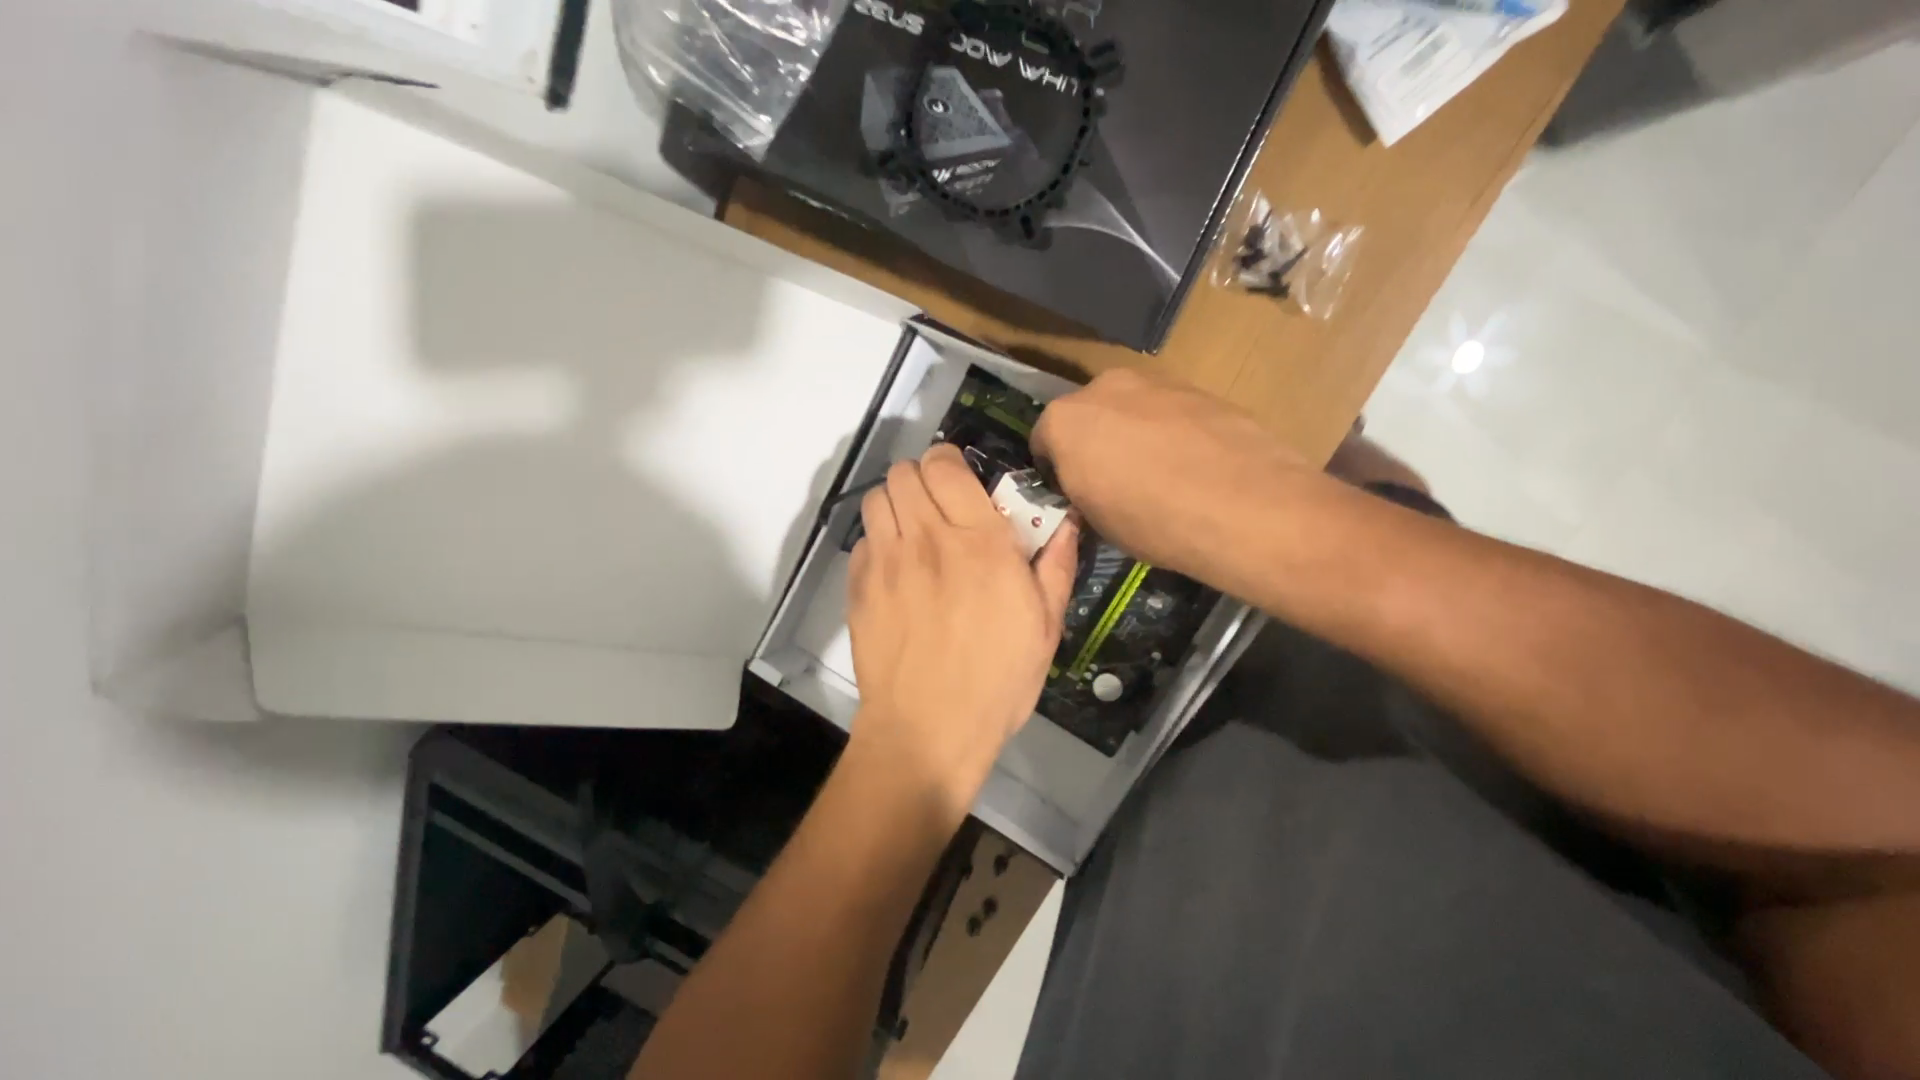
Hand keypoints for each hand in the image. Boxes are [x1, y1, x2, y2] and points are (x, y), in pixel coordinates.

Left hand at [846, 444, 1079, 812]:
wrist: (928, 729)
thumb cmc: (998, 681)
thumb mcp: (1046, 627)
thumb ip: (1055, 566)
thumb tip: (1067, 522)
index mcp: (979, 541)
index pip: (945, 464)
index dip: (950, 462)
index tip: (962, 481)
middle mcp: (927, 539)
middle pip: (904, 472)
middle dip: (922, 479)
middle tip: (939, 508)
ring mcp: (886, 562)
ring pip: (877, 498)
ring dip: (896, 505)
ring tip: (913, 533)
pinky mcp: (858, 587)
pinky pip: (862, 540)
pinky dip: (877, 543)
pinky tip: (895, 571)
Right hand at [1031, 369, 1308, 580]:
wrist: (1242, 503)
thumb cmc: (1151, 518)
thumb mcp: (1097, 521)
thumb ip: (1081, 490)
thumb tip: (1090, 486)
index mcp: (1064, 420)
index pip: (1043, 442)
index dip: (1056, 472)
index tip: (1075, 496)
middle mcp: (1103, 387)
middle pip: (1088, 415)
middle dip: (1096, 443)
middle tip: (1117, 483)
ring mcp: (1154, 381)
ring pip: (1131, 408)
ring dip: (1135, 433)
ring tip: (1162, 476)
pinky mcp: (1199, 387)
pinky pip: (1169, 411)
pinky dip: (1172, 431)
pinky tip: (1194, 465)